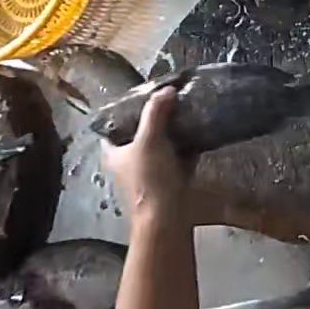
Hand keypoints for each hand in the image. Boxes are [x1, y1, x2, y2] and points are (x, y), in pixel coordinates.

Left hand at [103, 88, 188, 225]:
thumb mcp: (150, 138)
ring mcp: (148, 175)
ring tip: (184, 113)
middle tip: (168, 102)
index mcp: (114, 154)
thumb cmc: (150, 178)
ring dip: (170, 134)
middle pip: (137, 135)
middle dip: (151, 121)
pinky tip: (197, 136)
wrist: (167, 219)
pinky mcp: (167, 184)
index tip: (142, 97)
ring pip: (158, 147)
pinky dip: (184, 149)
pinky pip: (175, 160)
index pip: (112, 127)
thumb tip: (167, 89)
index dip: (124, 111)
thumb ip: (156, 111)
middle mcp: (127, 165)